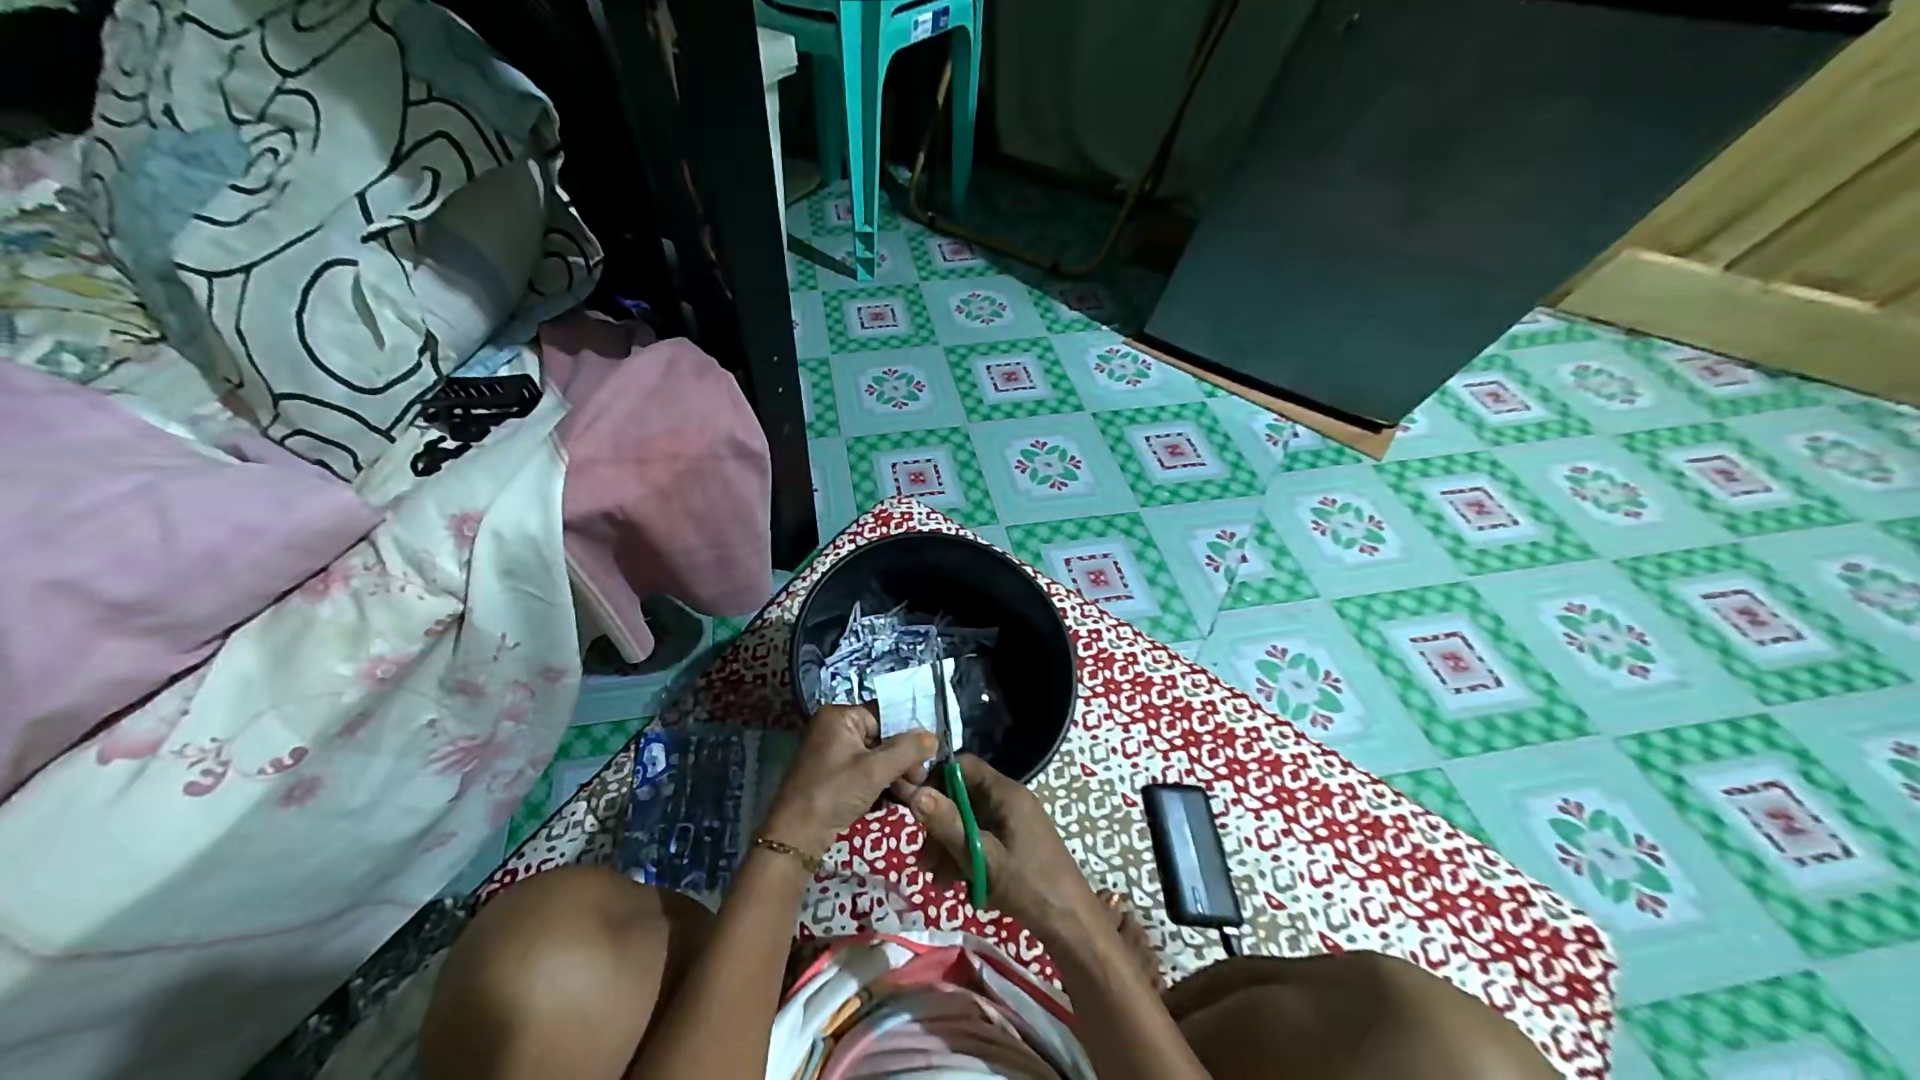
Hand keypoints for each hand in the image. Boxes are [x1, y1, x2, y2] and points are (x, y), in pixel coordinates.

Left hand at [762, 705, 935, 859]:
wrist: (795, 837)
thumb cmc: (833, 794)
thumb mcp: (875, 770)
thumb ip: (907, 750)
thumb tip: (934, 737)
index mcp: (839, 716)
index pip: (885, 715)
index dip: (908, 736)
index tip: (926, 759)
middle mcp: (833, 728)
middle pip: (881, 737)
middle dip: (902, 760)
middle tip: (917, 782)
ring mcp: (831, 752)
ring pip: (875, 756)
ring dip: (894, 775)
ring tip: (908, 795)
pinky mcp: (831, 774)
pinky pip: (864, 771)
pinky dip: (878, 783)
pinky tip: (891, 800)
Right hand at [896, 753, 1101, 940]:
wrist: (1069, 922)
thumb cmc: (1027, 884)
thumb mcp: (982, 856)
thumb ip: (948, 824)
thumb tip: (915, 792)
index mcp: (1005, 793)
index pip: (964, 766)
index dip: (937, 781)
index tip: (917, 808)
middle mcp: (1009, 800)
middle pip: (963, 797)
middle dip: (940, 826)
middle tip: (923, 859)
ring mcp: (1013, 822)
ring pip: (969, 822)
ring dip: (950, 847)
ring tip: (937, 880)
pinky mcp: (1014, 843)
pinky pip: (981, 839)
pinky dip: (966, 857)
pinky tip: (957, 885)